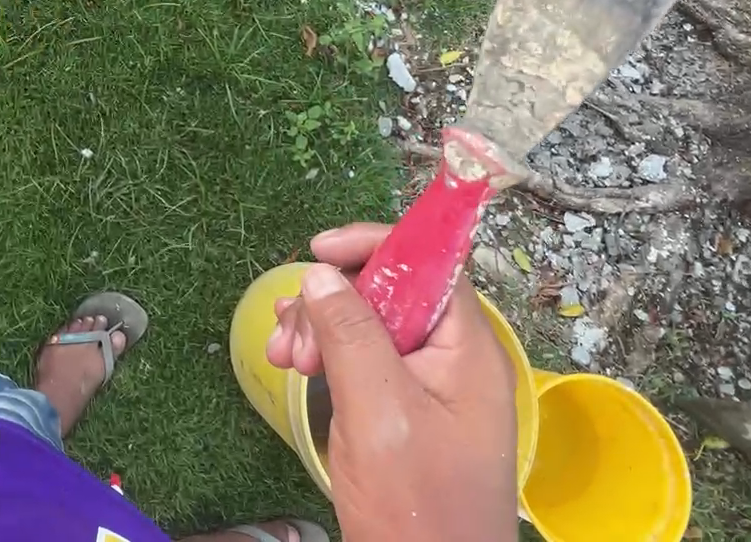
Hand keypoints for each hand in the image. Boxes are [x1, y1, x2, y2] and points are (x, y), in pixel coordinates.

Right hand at [265, 224, 517, 541]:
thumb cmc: (415, 504)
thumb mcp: (378, 412)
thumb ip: (351, 334)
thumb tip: (319, 272)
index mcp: (466, 350)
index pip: (429, 265)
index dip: (375, 245)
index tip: (318, 250)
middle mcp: (450, 357)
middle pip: (388, 290)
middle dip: (333, 298)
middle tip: (291, 334)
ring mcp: (425, 383)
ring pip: (365, 320)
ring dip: (319, 326)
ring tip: (284, 356)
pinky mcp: (400, 405)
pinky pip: (358, 353)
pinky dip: (322, 350)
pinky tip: (292, 362)